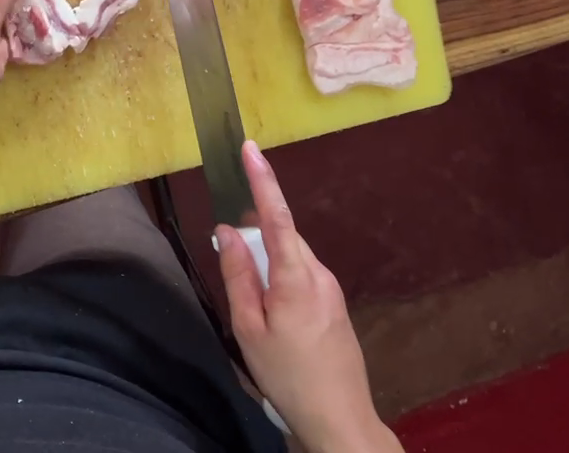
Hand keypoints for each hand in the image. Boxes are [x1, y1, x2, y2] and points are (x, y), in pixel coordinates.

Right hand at [217, 141, 400, 452]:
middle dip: (253, 241)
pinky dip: (278, 281)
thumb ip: (237, 274)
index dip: (262, 179)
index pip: (276, 215)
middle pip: (279, 237)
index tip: (250, 148)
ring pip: (288, 258)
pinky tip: (274, 322)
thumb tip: (227, 230)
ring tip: (257, 317)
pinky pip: (299, 275)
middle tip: (235, 278)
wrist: (341, 421)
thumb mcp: (248, 328)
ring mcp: (330, 289)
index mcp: (295, 277)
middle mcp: (318, 274)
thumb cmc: (287, 375)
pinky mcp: (334, 304)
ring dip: (265, 267)